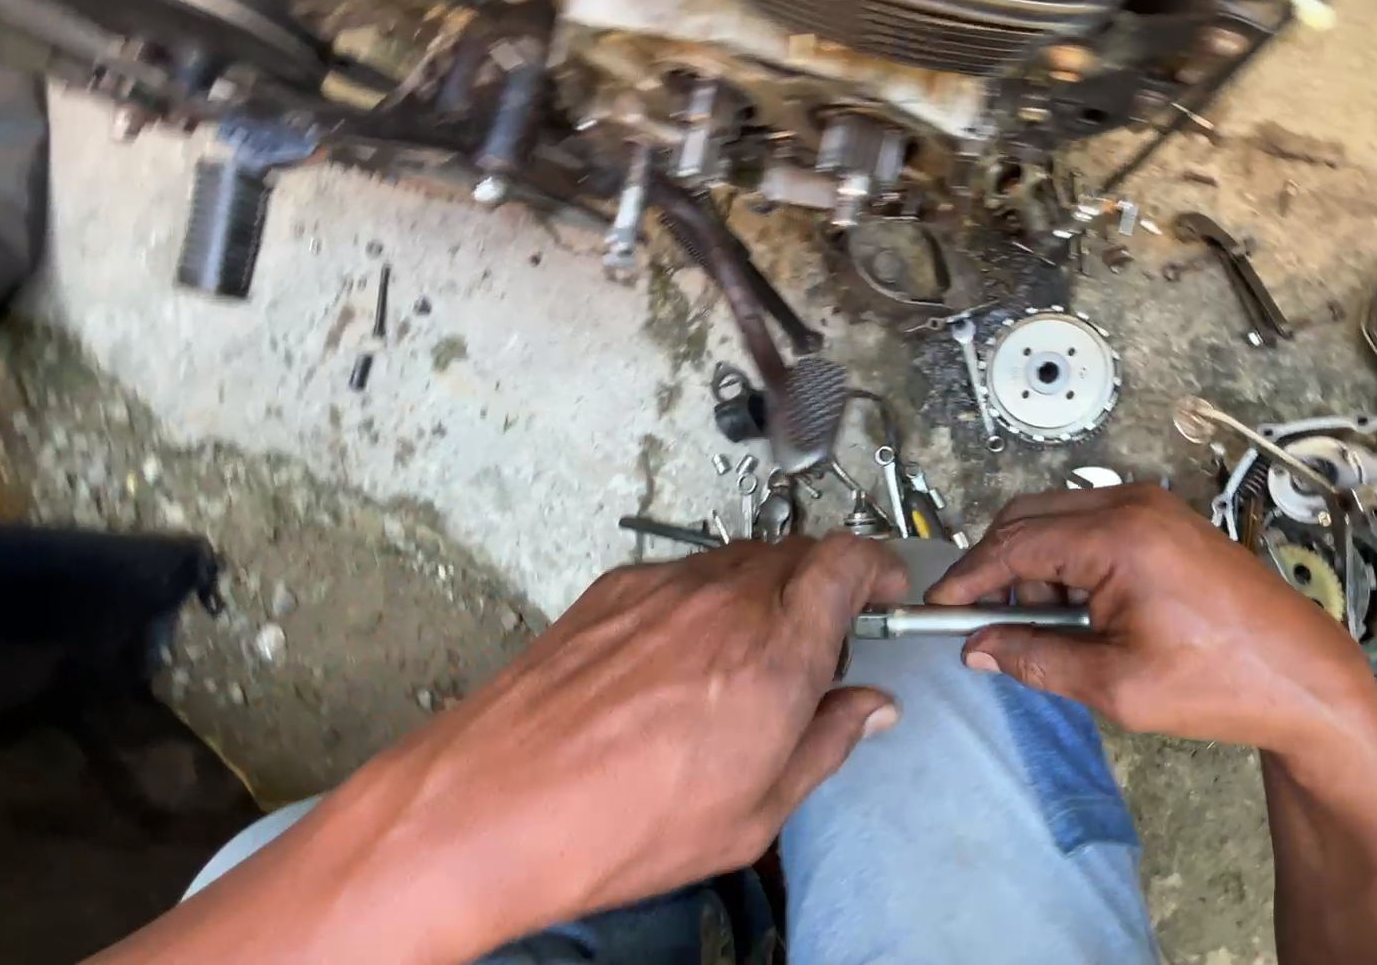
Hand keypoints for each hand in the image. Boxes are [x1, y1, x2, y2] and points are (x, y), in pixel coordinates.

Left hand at [317, 533, 905, 955]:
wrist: (492, 803)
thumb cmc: (628, 821)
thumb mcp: (756, 811)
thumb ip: (827, 742)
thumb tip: (870, 707)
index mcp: (777, 648)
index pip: (850, 561)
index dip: (879, 566)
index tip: (884, 589)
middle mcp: (730, 597)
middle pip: (804, 555)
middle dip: (828, 588)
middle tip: (819, 643)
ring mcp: (671, 584)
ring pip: (747, 561)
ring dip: (769, 591)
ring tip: (746, 655)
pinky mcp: (621, 586)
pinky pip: (691, 574)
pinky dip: (712, 598)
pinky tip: (683, 655)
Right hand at [926, 484, 1376, 754]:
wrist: (1307, 676)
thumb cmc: (1216, 684)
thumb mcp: (1116, 684)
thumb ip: (1035, 658)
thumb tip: (977, 649)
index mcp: (1118, 536)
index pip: (1014, 544)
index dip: (969, 577)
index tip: (939, 607)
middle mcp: (1129, 503)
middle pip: (1027, 517)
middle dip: (997, 566)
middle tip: (988, 620)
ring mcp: (1150, 504)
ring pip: (1055, 517)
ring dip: (1031, 562)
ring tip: (1042, 622)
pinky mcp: (1162, 517)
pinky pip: (1088, 523)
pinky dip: (1064, 556)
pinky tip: (1076, 603)